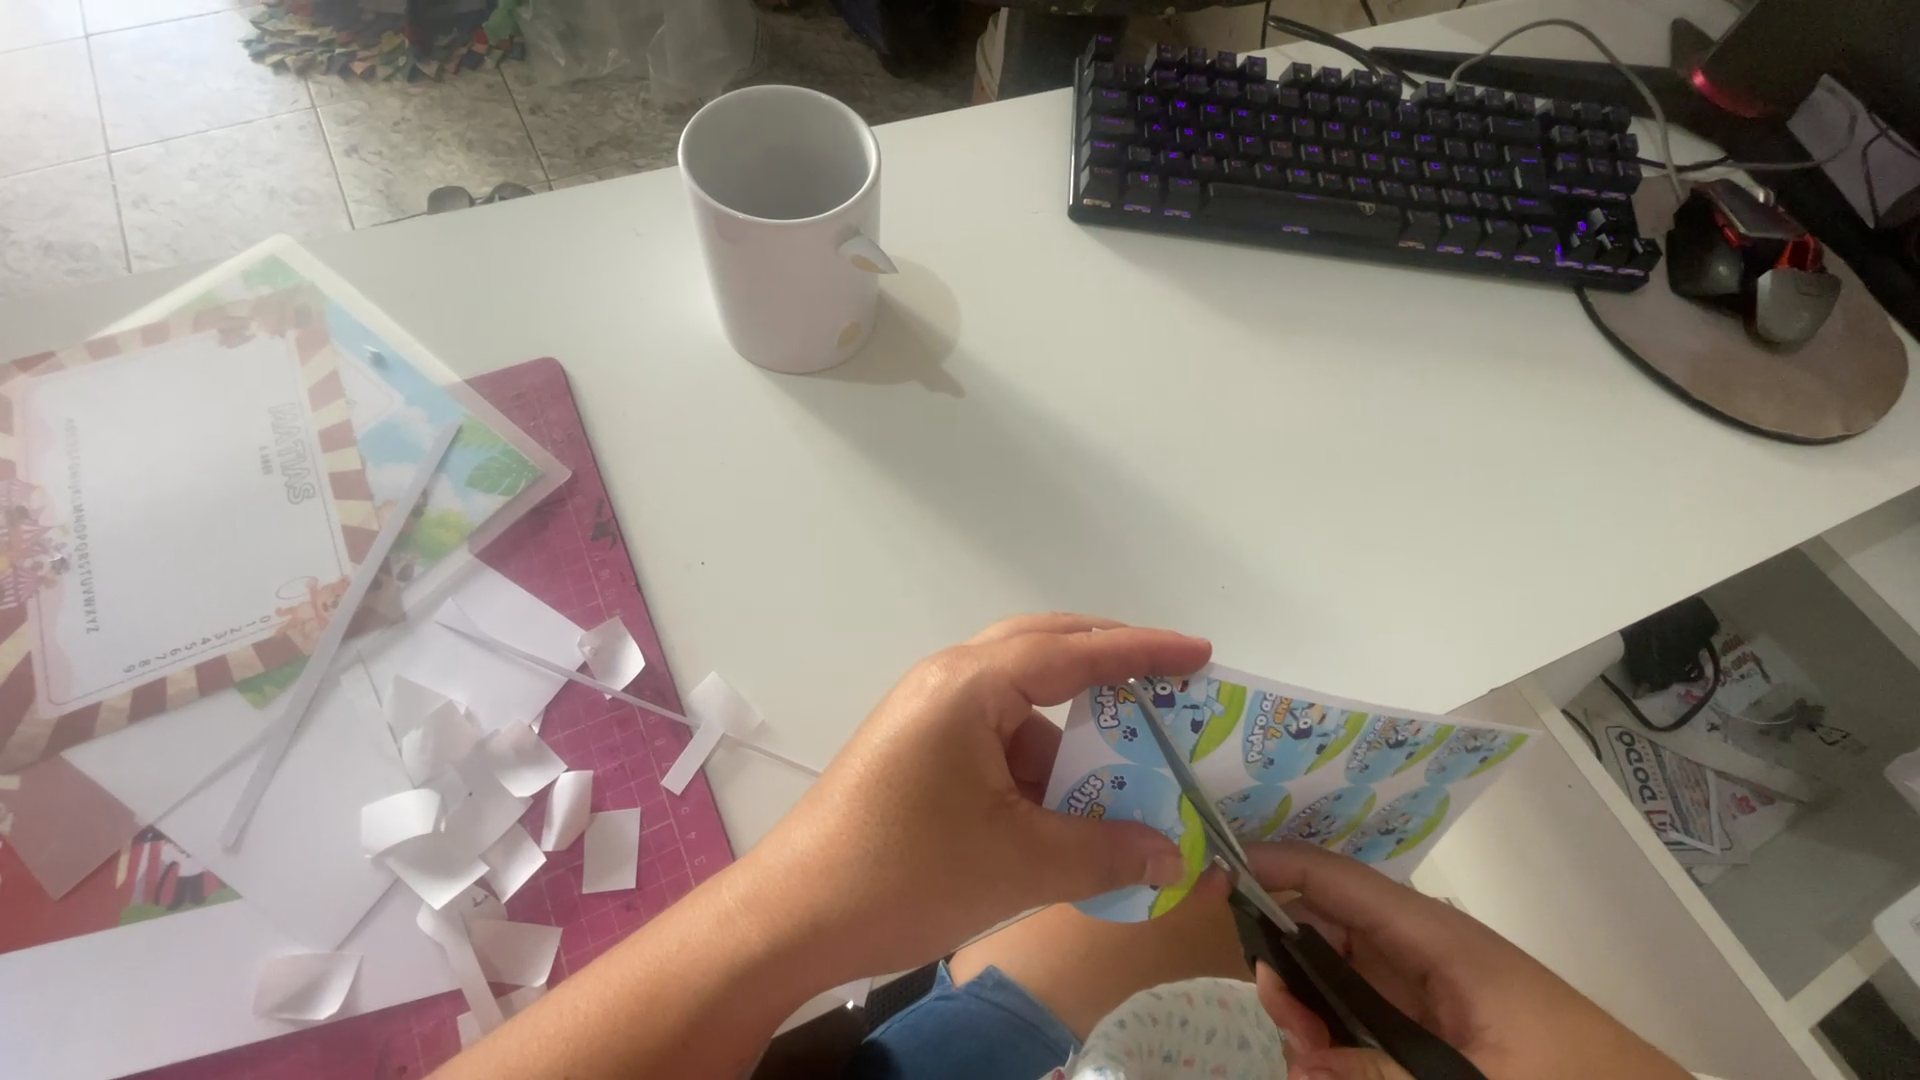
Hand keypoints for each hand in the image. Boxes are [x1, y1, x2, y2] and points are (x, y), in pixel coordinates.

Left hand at [725, 614, 1209, 983]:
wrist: (793, 918)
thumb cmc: (905, 874)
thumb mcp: (1020, 864)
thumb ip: (1106, 851)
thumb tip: (1172, 854)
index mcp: (969, 684)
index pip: (1072, 651)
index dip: (1142, 650)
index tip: (1199, 652)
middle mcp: (947, 681)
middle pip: (1041, 650)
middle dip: (1105, 664)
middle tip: (1167, 684)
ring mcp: (928, 714)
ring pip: (1019, 701)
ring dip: (1071, 731)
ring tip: (1126, 768)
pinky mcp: (919, 749)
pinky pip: (995, 737)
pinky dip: (1037, 762)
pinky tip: (1065, 807)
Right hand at [1243, 842, 1691, 1079]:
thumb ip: (1381, 1070)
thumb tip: (1303, 1060)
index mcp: (1435, 938)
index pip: (1338, 879)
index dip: (1277, 865)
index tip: (1219, 873)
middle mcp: (1420, 952)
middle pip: (1326, 928)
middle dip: (1287, 962)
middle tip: (1278, 1016)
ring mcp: (1425, 992)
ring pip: (1336, 977)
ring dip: (1308, 1012)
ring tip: (1307, 1061)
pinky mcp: (1431, 1029)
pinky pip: (1361, 1017)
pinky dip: (1334, 1041)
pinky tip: (1328, 1071)